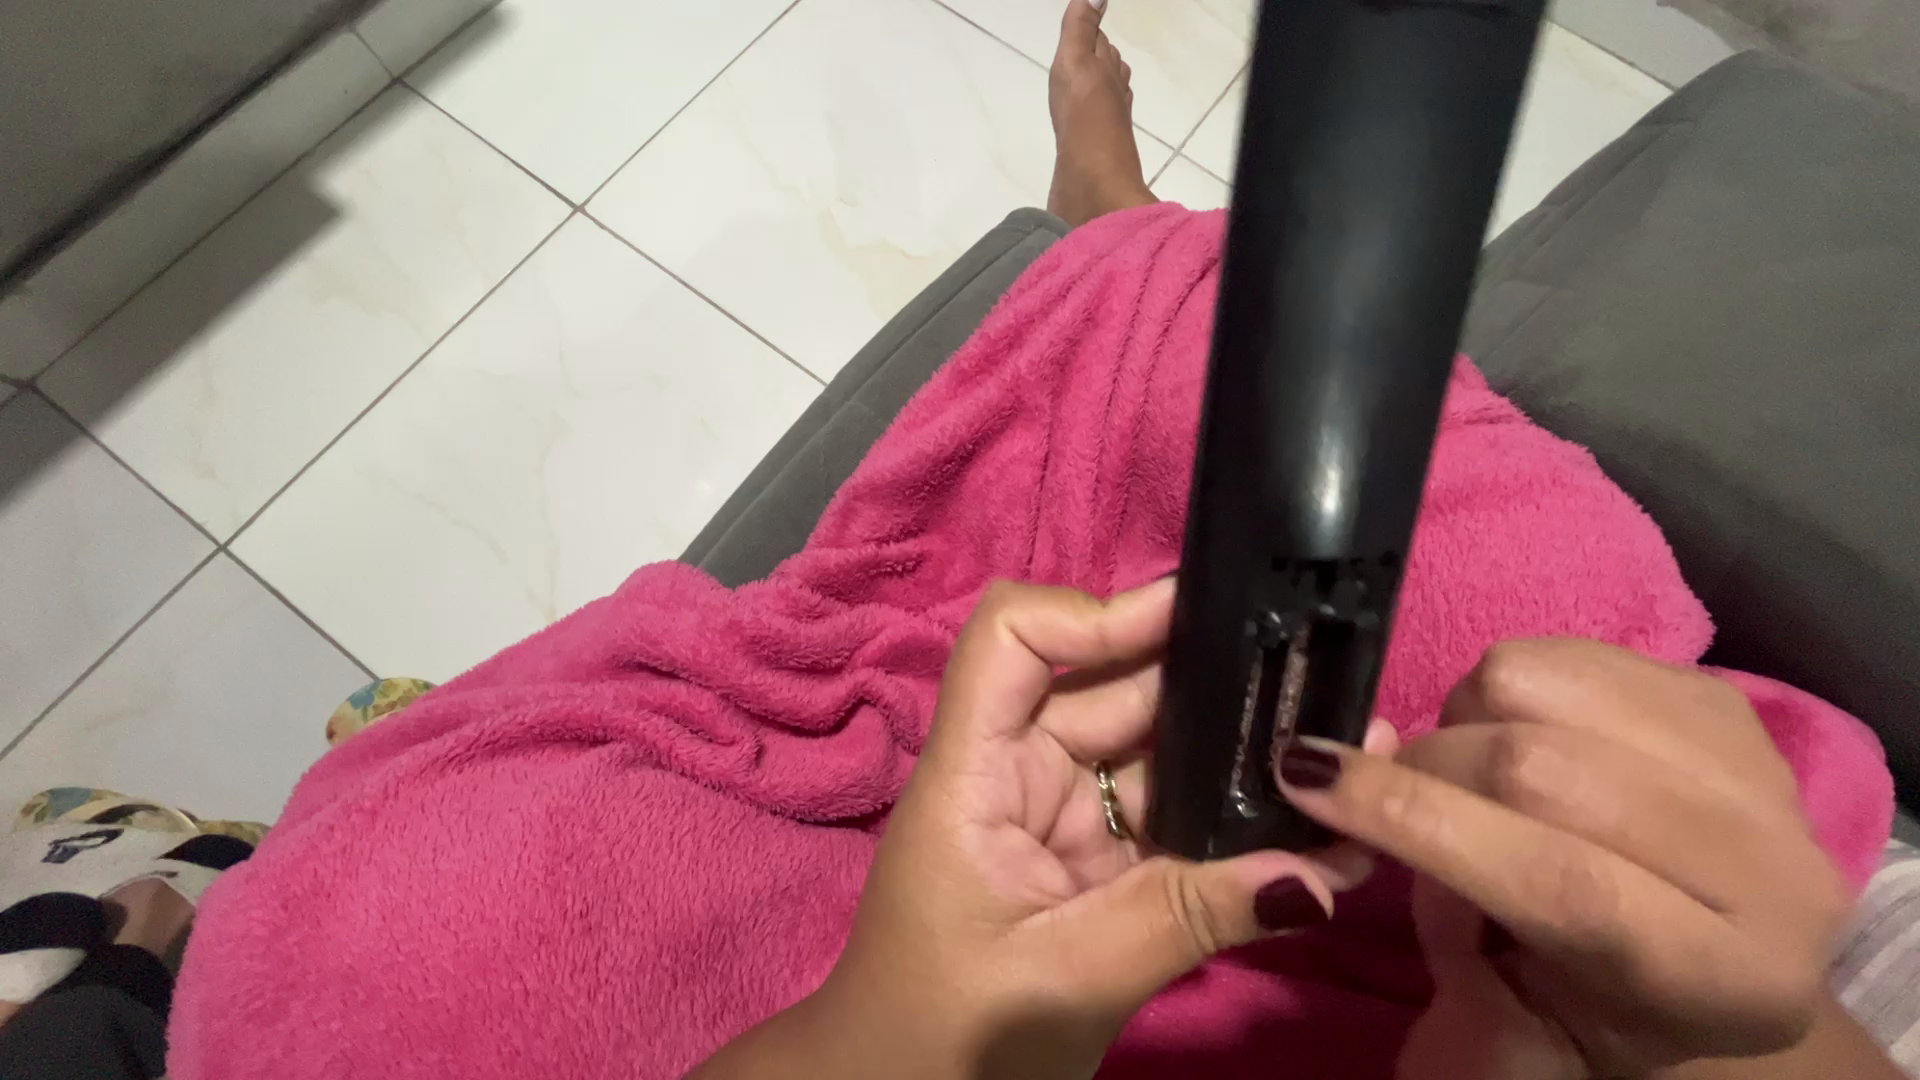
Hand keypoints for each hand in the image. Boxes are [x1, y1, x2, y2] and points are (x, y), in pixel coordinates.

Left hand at [822, 579, 1392, 1078]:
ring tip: (1329, 737)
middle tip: (1305, 666)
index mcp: (973, 769)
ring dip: (1228, 744)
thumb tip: (1318, 873)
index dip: (1091, 613)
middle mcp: (1013, 765)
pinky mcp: (1089, 849)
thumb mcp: (1066, 977)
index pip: (1011, 638)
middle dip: (1197, 672)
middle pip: (1100, 681)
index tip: (1186, 617)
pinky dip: (1225, 813)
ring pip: (1145, 743)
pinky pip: (1164, 810)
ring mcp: (1055, 805)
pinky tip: (1301, 822)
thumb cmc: (948, 1036)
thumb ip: (1185, 917)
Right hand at [1275, 639, 1852, 1078]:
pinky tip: (1516, 730)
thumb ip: (1425, 966)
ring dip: (1461, 718)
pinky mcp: (1713, 695)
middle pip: (1537, 768)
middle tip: (1381, 784)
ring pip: (1534, 686)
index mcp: (1721, 979)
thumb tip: (1318, 830)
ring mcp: (1749, 765)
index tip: (1304, 776)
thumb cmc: (1590, 991)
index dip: (1412, 817)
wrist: (1705, 936)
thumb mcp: (1510, 1029)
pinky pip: (1549, 650)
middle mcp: (1767, 870)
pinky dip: (1492, 686)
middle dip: (1419, 766)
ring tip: (1471, 765)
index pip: (1556, 882)